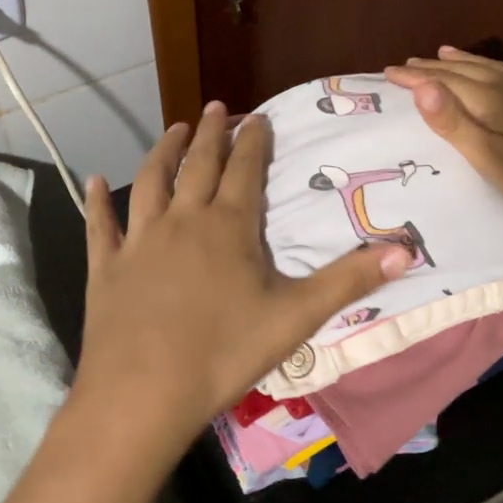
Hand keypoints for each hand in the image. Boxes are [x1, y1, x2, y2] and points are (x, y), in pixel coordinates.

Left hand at [75, 102, 410, 444]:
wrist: (142, 396)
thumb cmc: (224, 353)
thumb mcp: (297, 316)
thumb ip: (350, 279)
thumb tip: (408, 249)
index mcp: (230, 226)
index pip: (245, 170)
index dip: (254, 141)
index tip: (258, 117)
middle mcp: (184, 220)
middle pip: (199, 165)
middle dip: (211, 133)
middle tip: (217, 106)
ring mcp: (141, 240)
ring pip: (152, 181)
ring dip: (164, 151)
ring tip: (175, 128)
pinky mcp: (107, 267)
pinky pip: (101, 224)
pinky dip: (98, 200)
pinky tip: (95, 180)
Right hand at [384, 47, 502, 240]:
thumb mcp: (493, 160)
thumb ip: (456, 124)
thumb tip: (421, 86)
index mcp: (493, 99)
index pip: (444, 82)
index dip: (414, 78)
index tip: (387, 73)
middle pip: (465, 70)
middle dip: (432, 67)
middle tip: (404, 64)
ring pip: (488, 68)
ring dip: (460, 62)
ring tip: (440, 54)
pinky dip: (488, 67)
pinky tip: (492, 72)